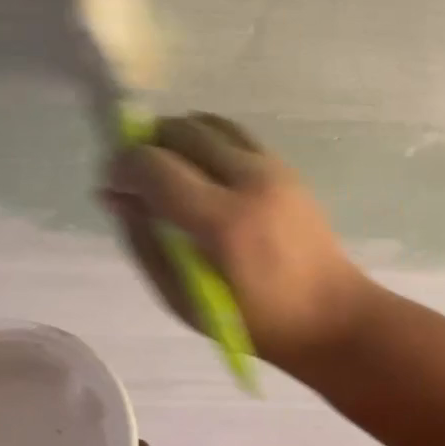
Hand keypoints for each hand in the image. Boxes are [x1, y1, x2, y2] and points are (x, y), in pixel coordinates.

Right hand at [101, 112, 379, 370]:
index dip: (123, 167)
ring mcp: (272, 167)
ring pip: (208, 123)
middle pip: (181, 130)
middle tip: (137, 176)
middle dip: (147, 144)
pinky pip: (233, 134)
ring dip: (177, 137)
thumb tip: (116, 197)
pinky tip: (199, 172)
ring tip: (168, 171)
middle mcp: (249, 180)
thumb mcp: (183, 299)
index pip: (155, 165)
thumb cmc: (253, 322)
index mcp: (223, 221)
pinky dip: (205, 141)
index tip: (113, 186)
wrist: (331, 314)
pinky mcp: (285, 165)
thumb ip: (145, 242)